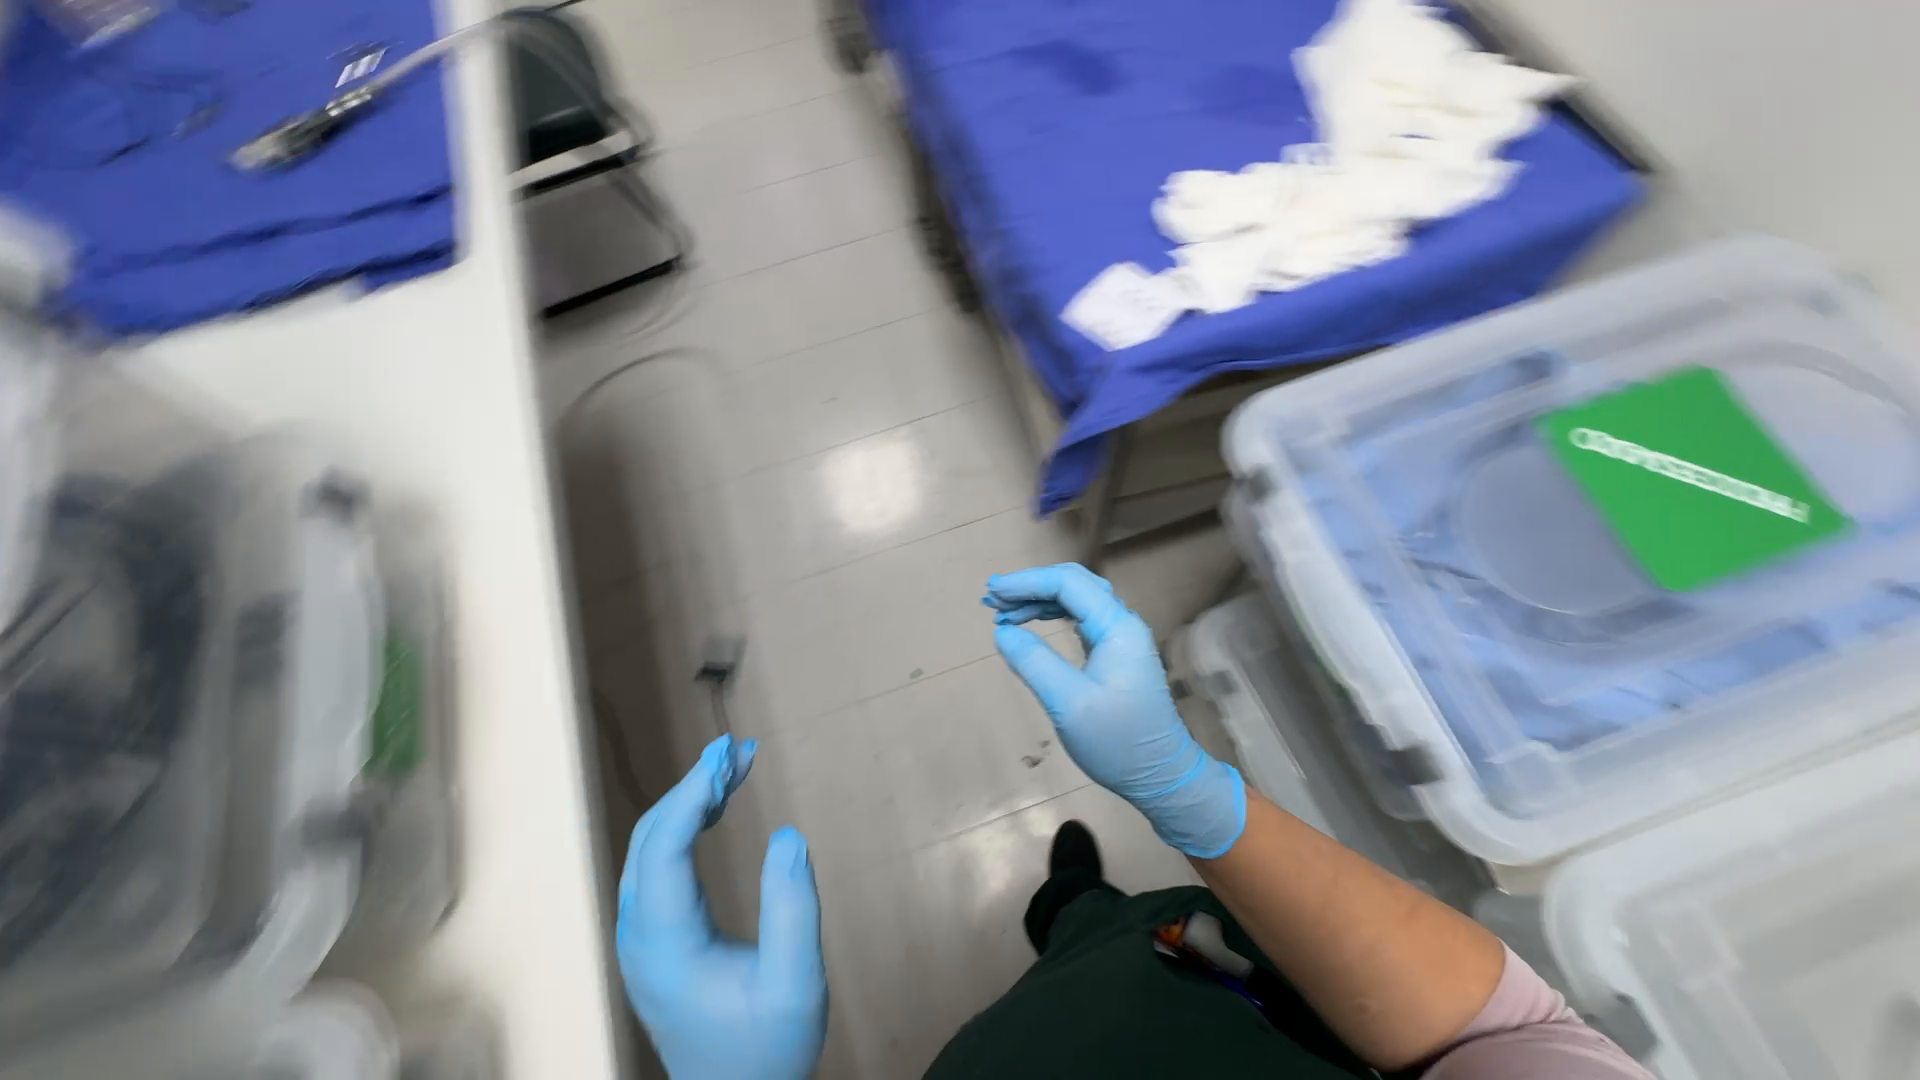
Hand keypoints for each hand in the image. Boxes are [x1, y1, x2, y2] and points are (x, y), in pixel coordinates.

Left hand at [616, 735, 827, 1079]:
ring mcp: (642, 936)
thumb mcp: (794, 984)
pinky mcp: (656, 938)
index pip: (663, 849)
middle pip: (651, 838)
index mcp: (666, 943)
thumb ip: (793, 910)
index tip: (729, 755)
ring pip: (652, 848)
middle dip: (692, 785)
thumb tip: (789, 835)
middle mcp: (640, 933)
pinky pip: (661, 865)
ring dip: (690, 800)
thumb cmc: (765, 1047)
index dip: (691, 794)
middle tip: (740, 750)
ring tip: (737, 767)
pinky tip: (718, 808)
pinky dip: (688, 826)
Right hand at [984, 563, 1245, 858]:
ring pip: (1077, 600)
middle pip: (1074, 584)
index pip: (1068, 583)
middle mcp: (1122, 624)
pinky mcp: (1116, 655)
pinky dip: (1053, 616)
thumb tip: (1003, 632)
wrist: (1161, 776)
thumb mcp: (1067, 703)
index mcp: (1116, 627)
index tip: (993, 591)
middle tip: (992, 598)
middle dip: (1031, 586)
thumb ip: (1033, 662)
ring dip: (1039, 600)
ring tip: (1003, 611)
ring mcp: (1121, 639)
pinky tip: (1032, 623)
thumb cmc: (1116, 741)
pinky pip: (1081, 619)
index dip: (1027, 582)